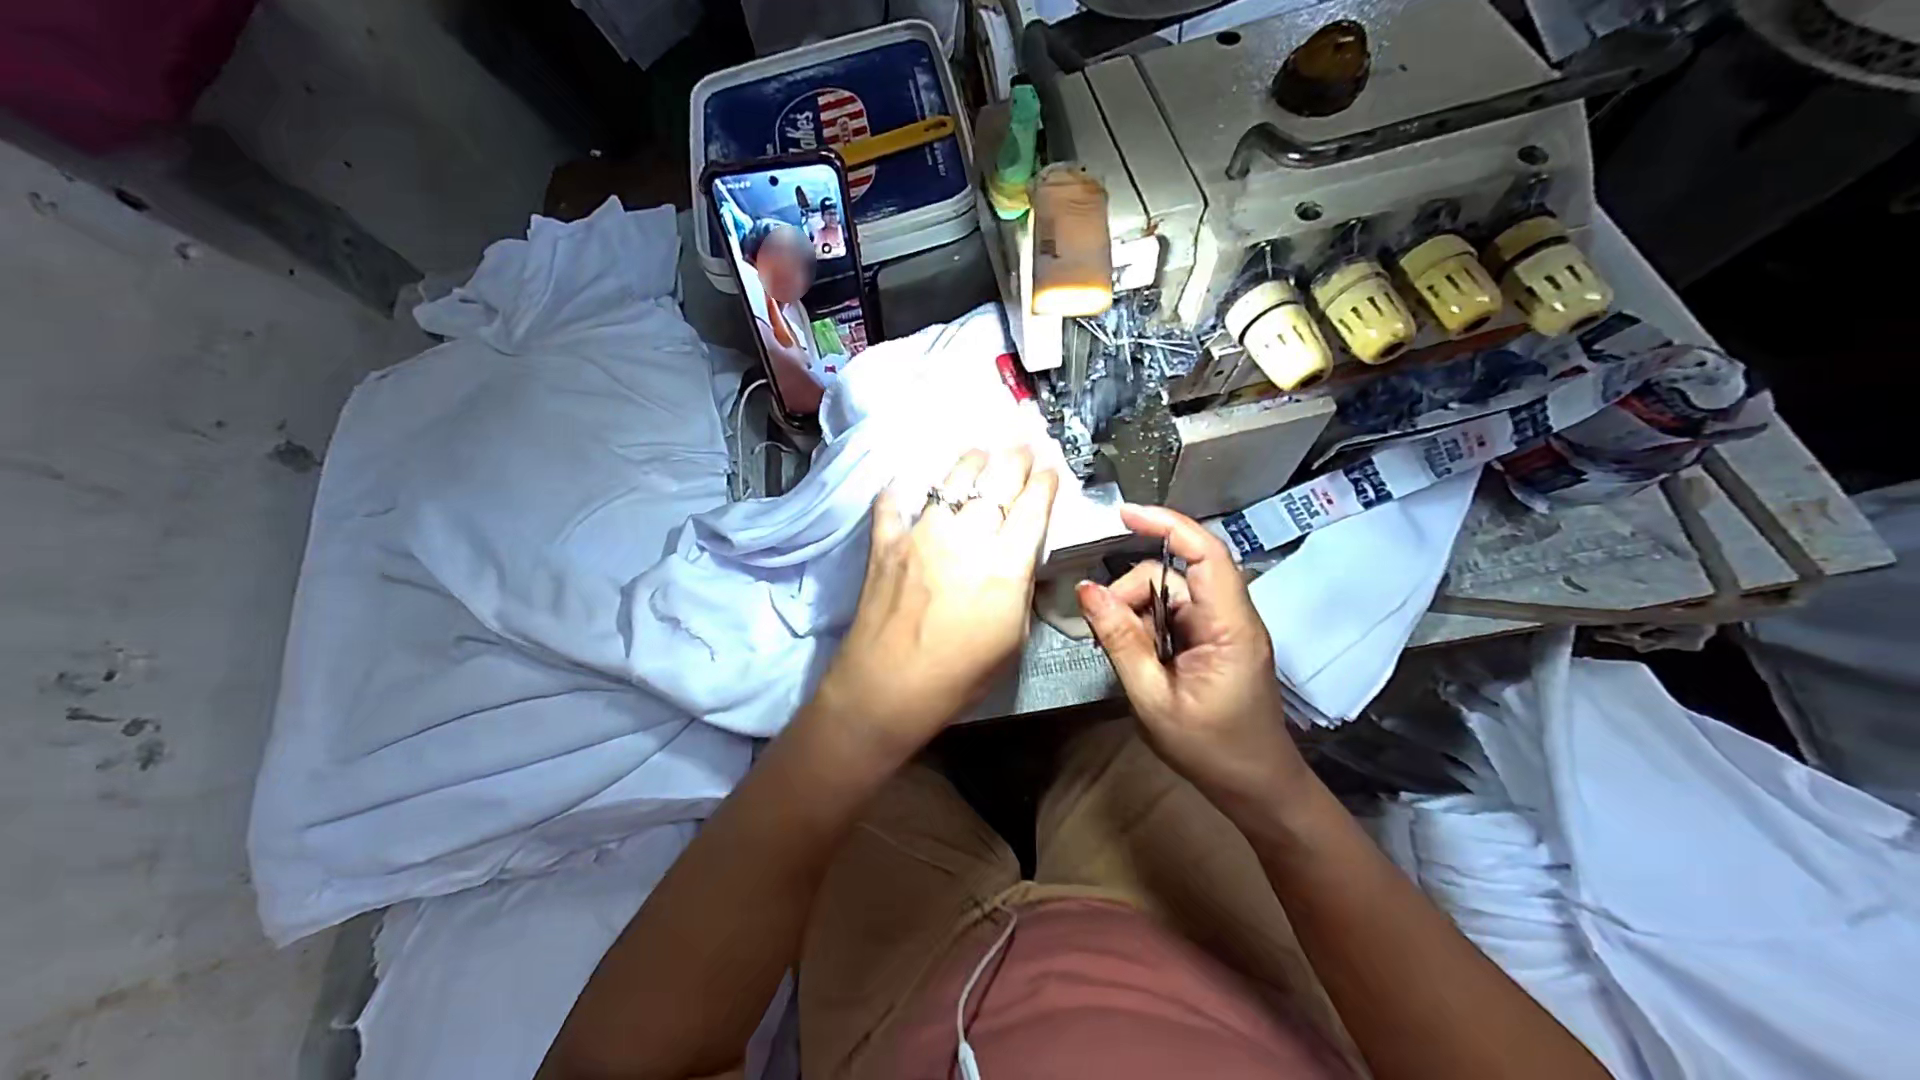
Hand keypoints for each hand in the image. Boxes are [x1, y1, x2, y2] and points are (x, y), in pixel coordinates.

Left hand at [812, 447, 1059, 762]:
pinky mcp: (886, 542)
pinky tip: (909, 478)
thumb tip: (1021, 561)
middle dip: (1015, 459)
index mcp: (1004, 566)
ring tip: (978, 452)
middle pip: (996, 483)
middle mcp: (965, 538)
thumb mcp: (1013, 640)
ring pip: (950, 480)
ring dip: (970, 462)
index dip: (1045, 483)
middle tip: (1023, 447)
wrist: (888, 688)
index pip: (1032, 508)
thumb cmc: (960, 675)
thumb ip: (1020, 590)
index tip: (1050, 470)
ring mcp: (921, 535)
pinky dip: (902, 486)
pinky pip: (893, 502)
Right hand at [1075, 505, 1311, 815]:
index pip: (1205, 554)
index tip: (1125, 515)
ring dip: (1136, 614)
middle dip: (1132, 594)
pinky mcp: (1213, 640)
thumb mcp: (1153, 698)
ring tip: (1123, 655)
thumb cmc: (1211, 750)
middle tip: (1105, 634)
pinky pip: (1172, 615)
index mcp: (1229, 627)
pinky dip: (1146, 627)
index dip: (1167, 525)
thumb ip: (1121, 640)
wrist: (1256, 787)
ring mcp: (1222, 628)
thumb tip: (1088, 591)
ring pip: (1168, 595)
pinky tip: (1137, 657)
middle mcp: (1230, 617)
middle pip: (1174, 576)